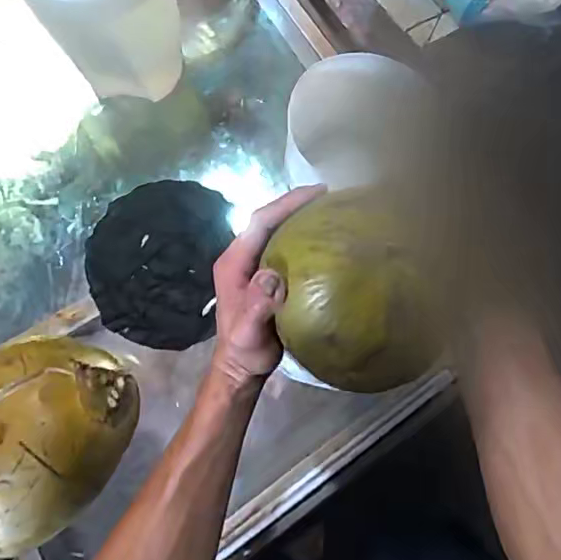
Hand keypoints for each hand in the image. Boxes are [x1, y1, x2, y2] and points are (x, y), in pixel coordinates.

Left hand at [210, 185, 324, 390]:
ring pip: (273, 230)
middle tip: (328, 194)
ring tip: (327, 208)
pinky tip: (319, 236)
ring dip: (297, 216)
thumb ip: (258, 305)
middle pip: (266, 220)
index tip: (316, 192)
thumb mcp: (249, 331)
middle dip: (294, 204)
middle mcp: (240, 257)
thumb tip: (272, 276)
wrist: (240, 367)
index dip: (286, 204)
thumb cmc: (245, 350)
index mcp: (233, 262)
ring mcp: (251, 265)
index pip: (259, 222)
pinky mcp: (262, 275)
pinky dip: (298, 235)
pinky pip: (281, 245)